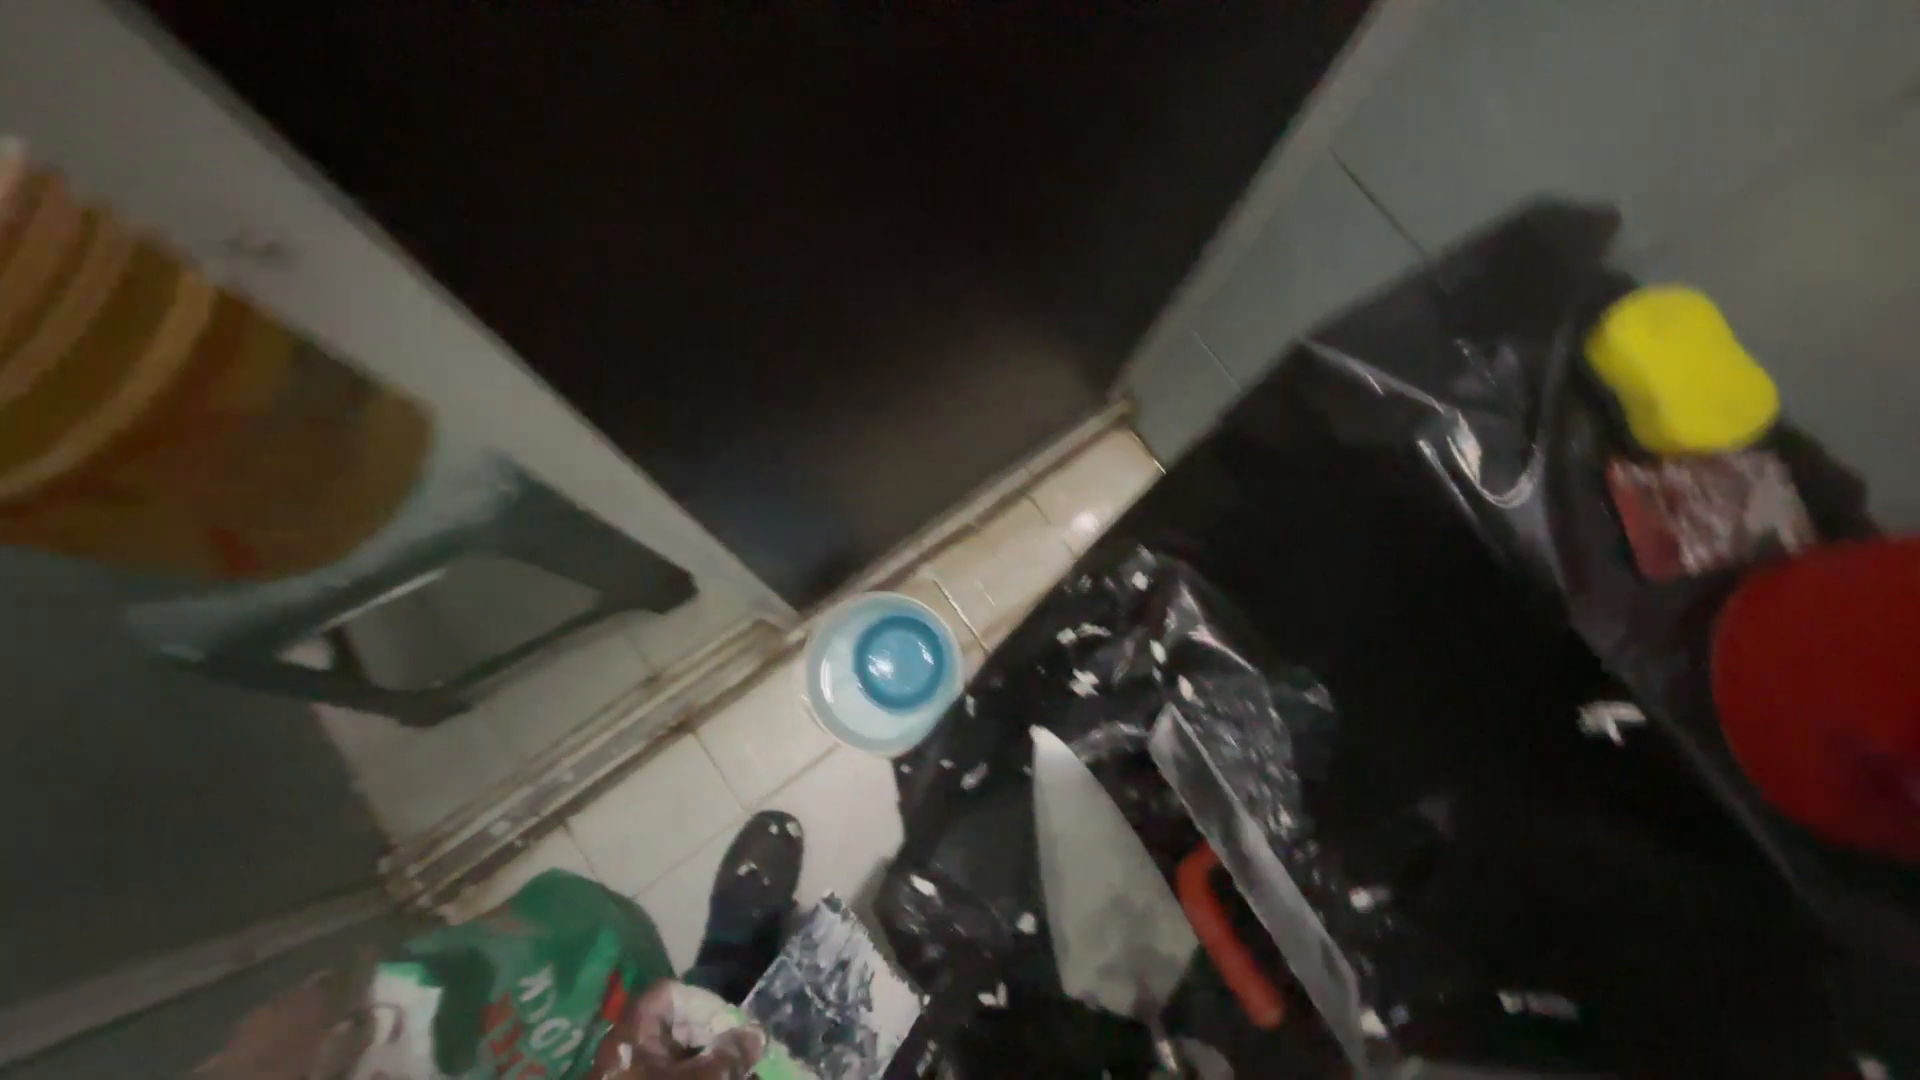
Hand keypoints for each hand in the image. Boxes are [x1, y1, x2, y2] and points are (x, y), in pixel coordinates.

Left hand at [589, 981, 766, 1079]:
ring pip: (679, 1058)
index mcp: (635, 1033)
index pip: (671, 995)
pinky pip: (672, 1078)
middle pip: (677, 1026)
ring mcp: (632, 1077)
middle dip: (714, 1036)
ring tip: (742, 1074)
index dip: (705, 1002)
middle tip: (743, 1053)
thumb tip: (757, 1034)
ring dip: (712, 1063)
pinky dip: (701, 1078)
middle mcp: (629, 1050)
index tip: (731, 1026)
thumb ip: (732, 1054)